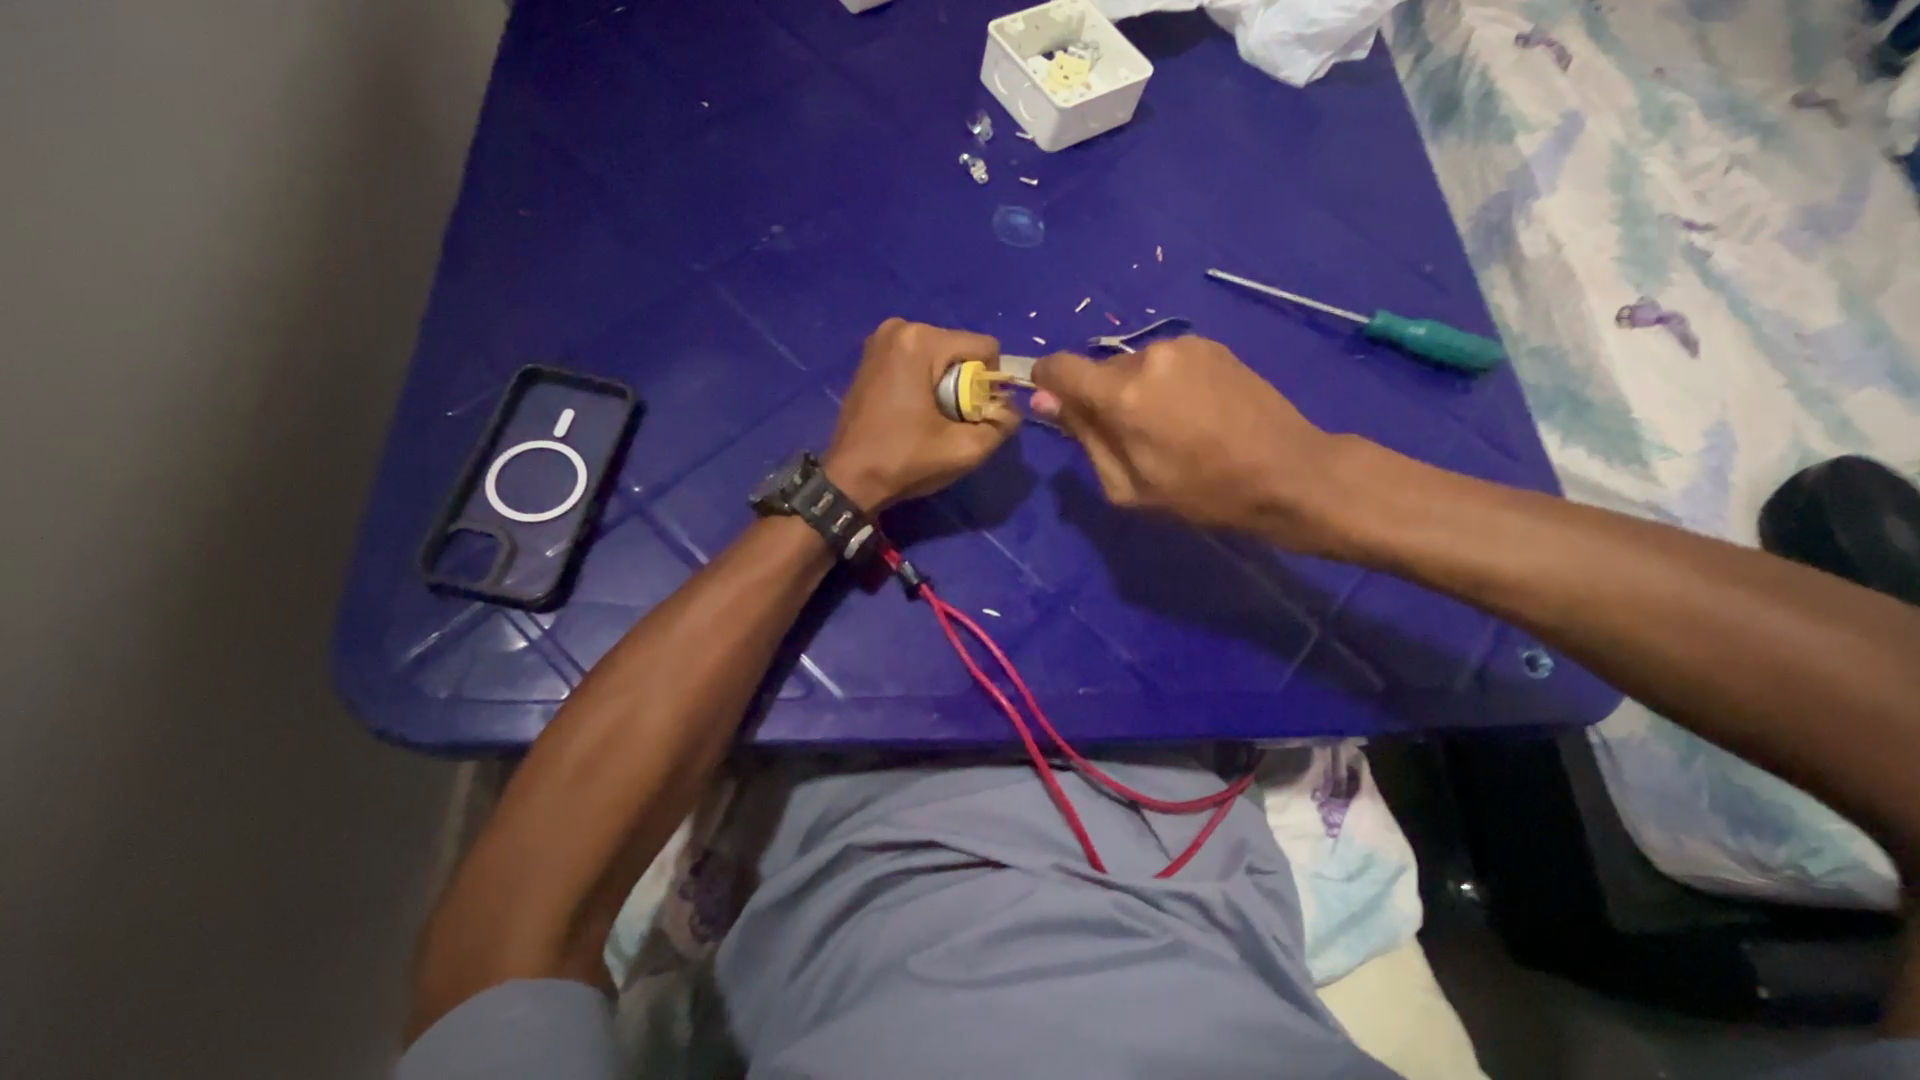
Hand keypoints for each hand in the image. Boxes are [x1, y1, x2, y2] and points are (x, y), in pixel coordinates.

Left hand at [823, 318, 1020, 510]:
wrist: (849, 479)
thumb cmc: (904, 461)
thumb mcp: (964, 449)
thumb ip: (1001, 424)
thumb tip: (1011, 409)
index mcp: (921, 341)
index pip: (985, 347)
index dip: (990, 383)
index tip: (972, 414)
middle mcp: (900, 328)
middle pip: (961, 350)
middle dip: (965, 383)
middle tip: (948, 420)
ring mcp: (880, 339)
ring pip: (940, 356)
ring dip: (946, 384)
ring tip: (929, 418)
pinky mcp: (871, 355)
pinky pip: (917, 361)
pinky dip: (924, 382)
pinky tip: (912, 411)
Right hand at [1031, 337, 1347, 552]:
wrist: (1288, 472)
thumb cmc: (1203, 493)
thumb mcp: (1128, 486)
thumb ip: (1083, 438)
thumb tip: (1045, 401)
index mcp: (1121, 394)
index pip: (1058, 368)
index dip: (1046, 384)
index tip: (1055, 405)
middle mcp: (1146, 356)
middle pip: (1099, 371)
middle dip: (1102, 399)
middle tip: (1132, 438)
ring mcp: (1183, 345)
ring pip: (1135, 366)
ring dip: (1137, 391)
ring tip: (1172, 427)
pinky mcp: (1211, 345)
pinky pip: (1168, 362)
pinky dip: (1167, 383)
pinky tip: (1196, 412)